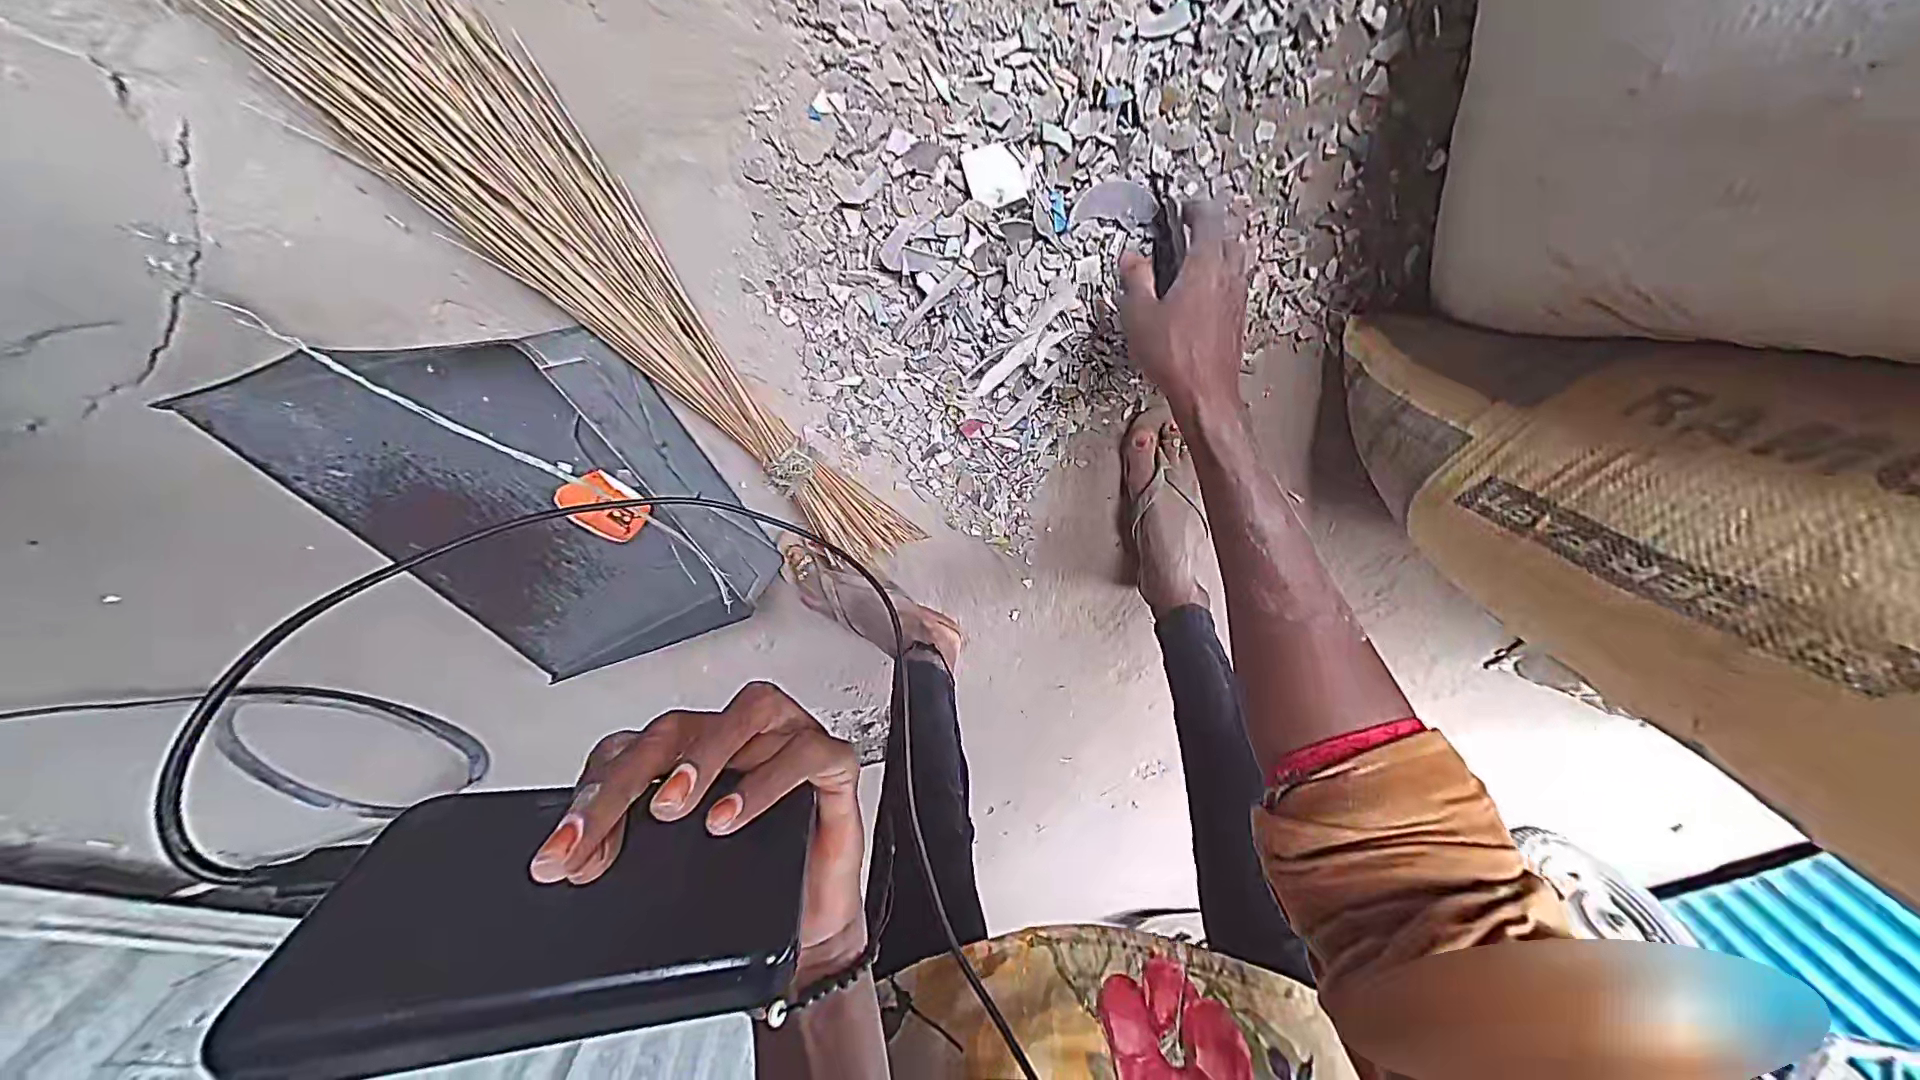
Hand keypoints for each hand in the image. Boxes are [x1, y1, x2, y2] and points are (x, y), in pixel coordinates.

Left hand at [529, 681, 867, 984]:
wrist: (812, 926)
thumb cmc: (751, 884)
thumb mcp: (679, 869)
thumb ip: (632, 851)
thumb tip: (576, 859)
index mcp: (699, 753)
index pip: (637, 747)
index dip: (595, 792)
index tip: (562, 852)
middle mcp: (742, 738)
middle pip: (680, 726)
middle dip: (630, 776)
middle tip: (593, 834)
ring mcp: (789, 741)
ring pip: (750, 708)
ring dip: (705, 751)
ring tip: (671, 805)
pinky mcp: (832, 762)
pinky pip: (806, 752)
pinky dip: (766, 781)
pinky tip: (731, 815)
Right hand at [1117, 199, 1249, 419]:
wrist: (1206, 392)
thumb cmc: (1176, 357)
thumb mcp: (1140, 316)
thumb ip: (1136, 280)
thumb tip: (1131, 259)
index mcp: (1205, 266)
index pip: (1207, 219)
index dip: (1193, 208)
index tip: (1183, 207)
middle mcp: (1227, 277)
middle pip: (1228, 235)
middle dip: (1211, 226)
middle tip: (1193, 226)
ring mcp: (1236, 298)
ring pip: (1235, 259)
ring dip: (1219, 250)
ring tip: (1199, 256)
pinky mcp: (1237, 318)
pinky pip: (1234, 283)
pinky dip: (1221, 276)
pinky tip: (1204, 292)